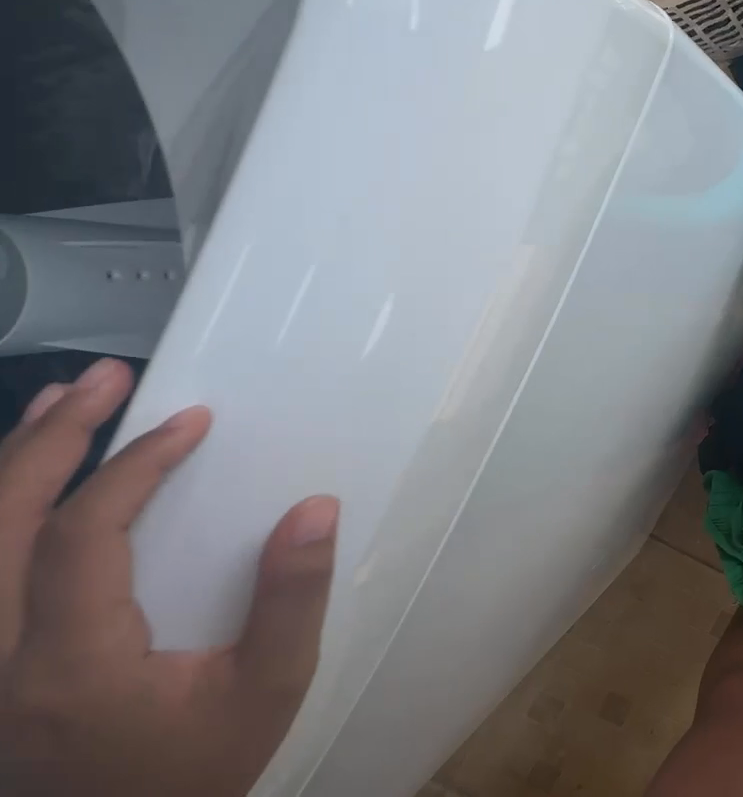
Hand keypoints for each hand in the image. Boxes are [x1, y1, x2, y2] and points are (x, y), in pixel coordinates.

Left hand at [0, 359, 338, 796]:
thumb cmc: (198, 764)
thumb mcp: (269, 688)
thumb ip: (290, 600)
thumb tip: (314, 509)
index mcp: (70, 663)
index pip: (81, 537)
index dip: (133, 467)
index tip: (190, 421)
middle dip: (50, 442)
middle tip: (106, 381)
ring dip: (10, 465)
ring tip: (61, 403)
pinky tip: (22, 476)